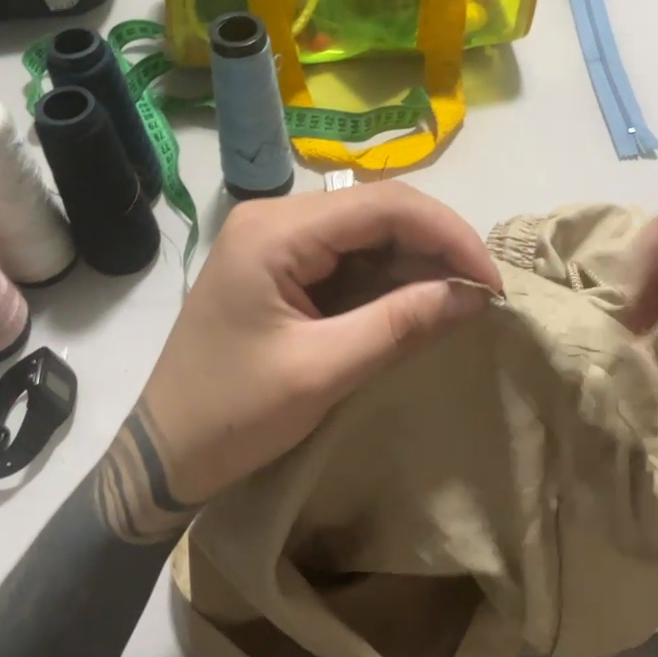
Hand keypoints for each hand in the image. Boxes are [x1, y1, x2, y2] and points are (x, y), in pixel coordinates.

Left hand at [140, 182, 499, 509]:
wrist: (165, 451)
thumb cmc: (233, 415)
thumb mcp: (322, 372)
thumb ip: (399, 325)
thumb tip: (472, 295)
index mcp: (274, 232)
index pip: (383, 205)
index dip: (449, 236)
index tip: (492, 285)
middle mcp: (273, 219)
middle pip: (377, 211)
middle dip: (436, 248)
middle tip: (481, 297)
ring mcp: (272, 242)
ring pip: (366, 234)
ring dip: (416, 265)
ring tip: (459, 303)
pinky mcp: (277, 269)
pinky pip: (346, 260)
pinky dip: (386, 281)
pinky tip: (416, 306)